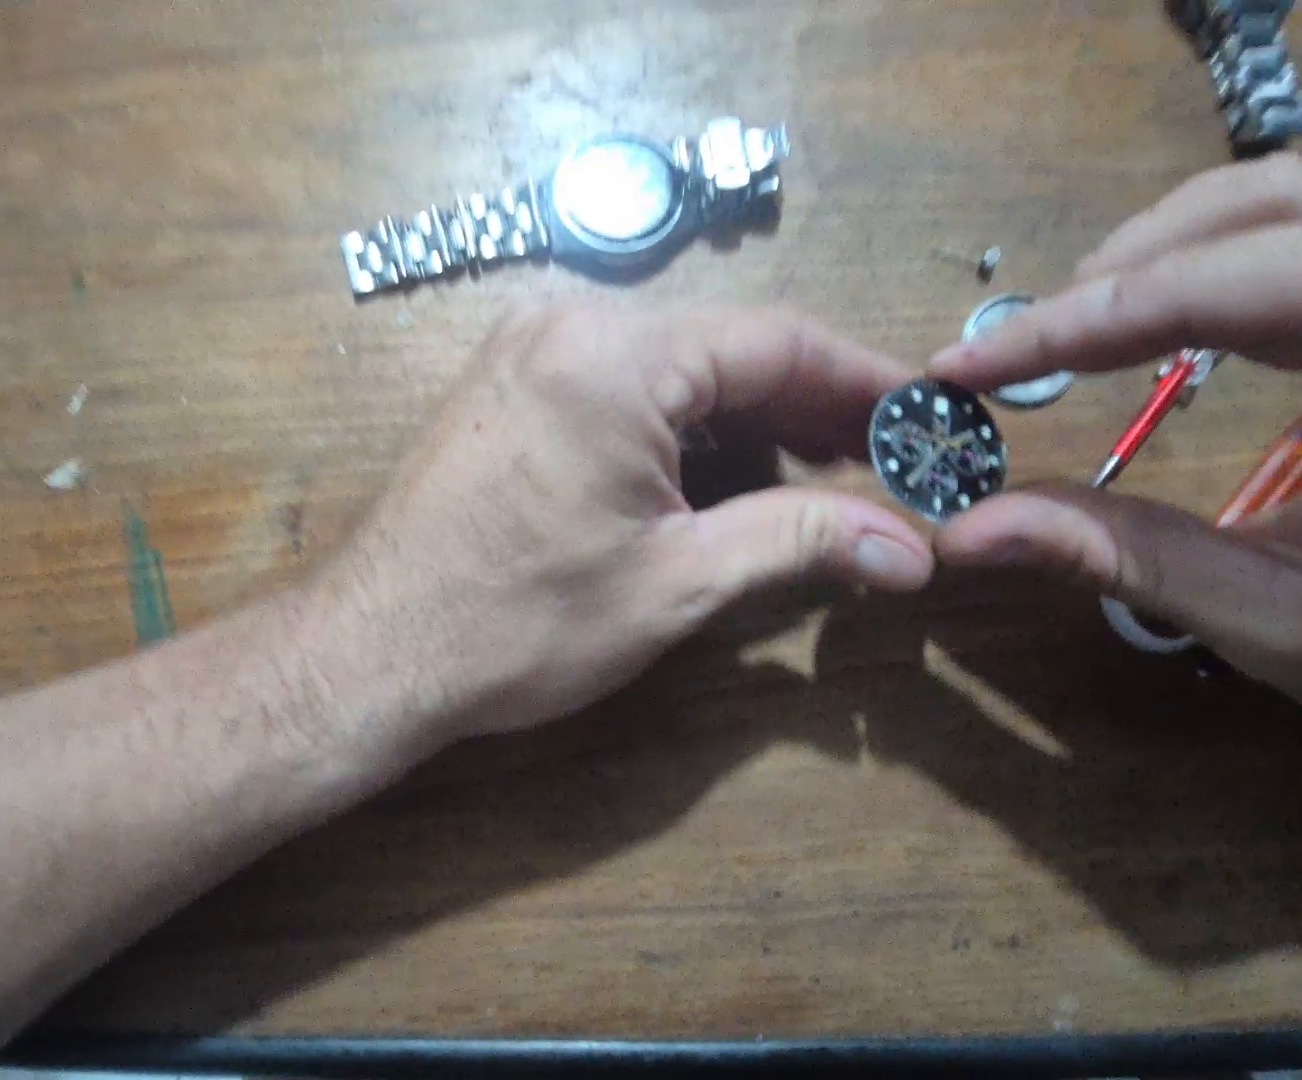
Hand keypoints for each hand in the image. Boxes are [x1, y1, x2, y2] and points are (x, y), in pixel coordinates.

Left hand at [314, 304, 931, 748]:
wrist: (375, 650)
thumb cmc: (519, 623)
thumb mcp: (674, 581)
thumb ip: (799, 541)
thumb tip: (910, 550)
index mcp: (616, 353)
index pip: (777, 342)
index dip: (863, 381)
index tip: (926, 416)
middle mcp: (572, 320)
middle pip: (728, 349)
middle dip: (810, 408)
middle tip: (885, 460)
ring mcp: (534, 347)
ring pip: (679, 367)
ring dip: (752, 419)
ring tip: (824, 473)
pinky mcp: (514, 383)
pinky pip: (628, 385)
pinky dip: (688, 425)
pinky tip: (730, 470)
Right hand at [925, 149, 1301, 817]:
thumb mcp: (1278, 625)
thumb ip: (1122, 559)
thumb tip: (964, 533)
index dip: (1143, 305)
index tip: (995, 364)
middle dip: (1134, 270)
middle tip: (1020, 352)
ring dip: (1156, 247)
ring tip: (1067, 327)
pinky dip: (1193, 251)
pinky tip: (1142, 307)